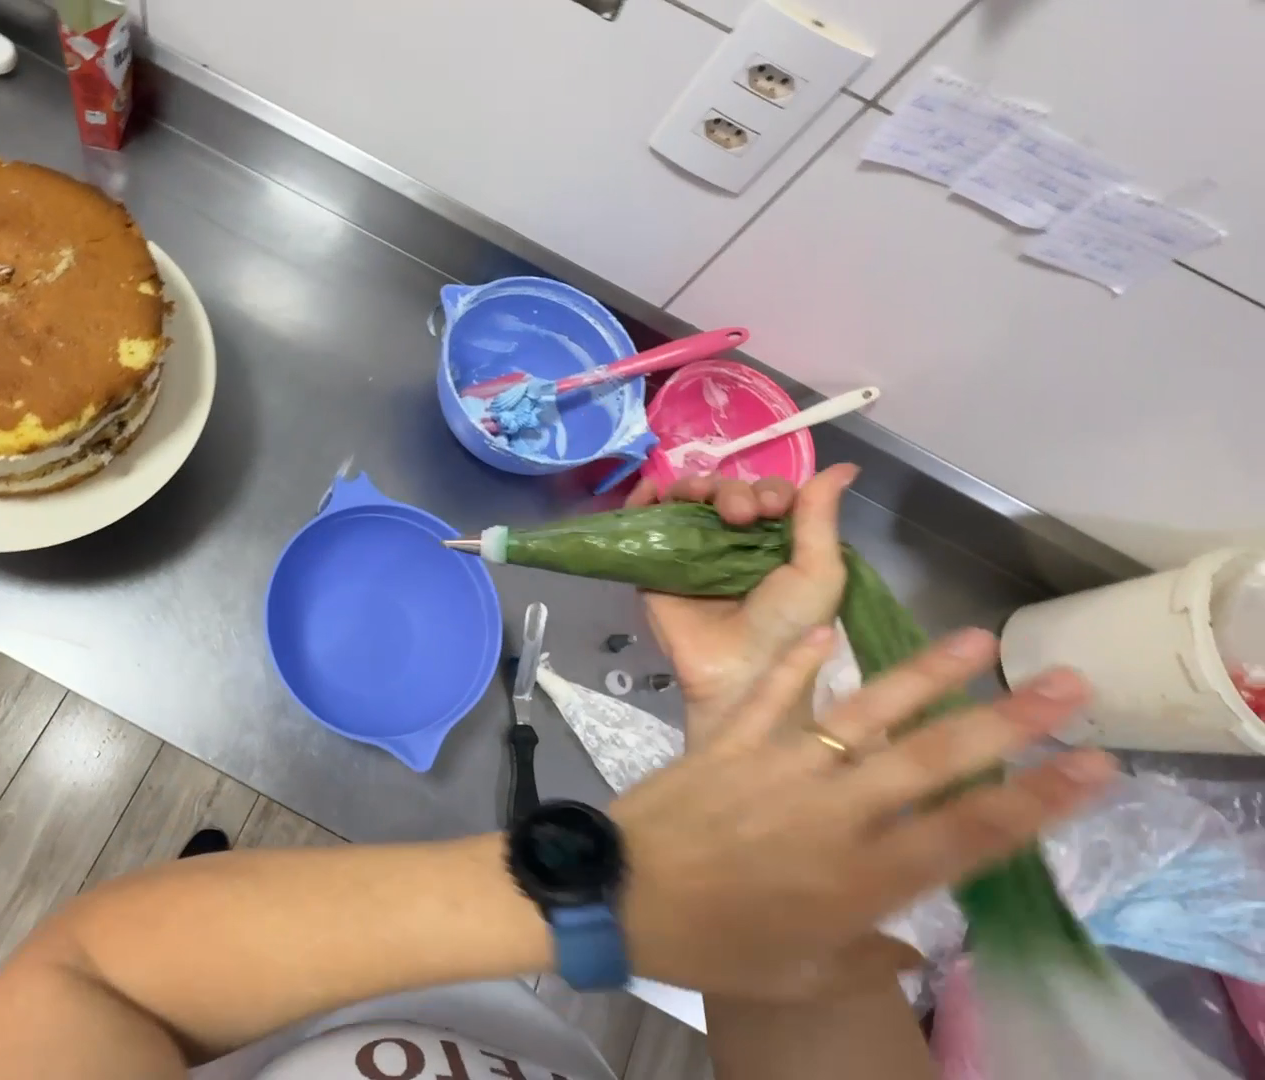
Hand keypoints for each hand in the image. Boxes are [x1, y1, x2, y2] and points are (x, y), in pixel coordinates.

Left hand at [611, 624, 1116, 999]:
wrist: (614, 893)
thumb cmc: (707, 944)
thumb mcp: (798, 974)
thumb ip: (865, 960)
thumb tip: (913, 949)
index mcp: (861, 879)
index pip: (970, 834)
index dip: (1037, 799)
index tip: (1095, 762)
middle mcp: (830, 812)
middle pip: (931, 760)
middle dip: (1005, 720)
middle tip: (1064, 681)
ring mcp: (773, 766)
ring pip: (861, 714)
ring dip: (920, 675)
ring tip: (974, 638)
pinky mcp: (722, 742)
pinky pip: (767, 695)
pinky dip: (795, 662)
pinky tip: (823, 628)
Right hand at [625, 465, 856, 744]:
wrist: (738, 672)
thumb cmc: (789, 626)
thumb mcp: (819, 572)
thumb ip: (820, 518)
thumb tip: (844, 465)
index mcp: (772, 542)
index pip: (764, 495)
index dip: (768, 490)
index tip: (773, 506)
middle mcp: (729, 541)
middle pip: (723, 492)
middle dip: (732, 490)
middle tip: (741, 515)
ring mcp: (689, 552)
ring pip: (685, 500)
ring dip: (692, 487)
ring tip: (701, 499)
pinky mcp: (653, 564)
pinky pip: (644, 524)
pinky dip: (644, 499)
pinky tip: (651, 491)